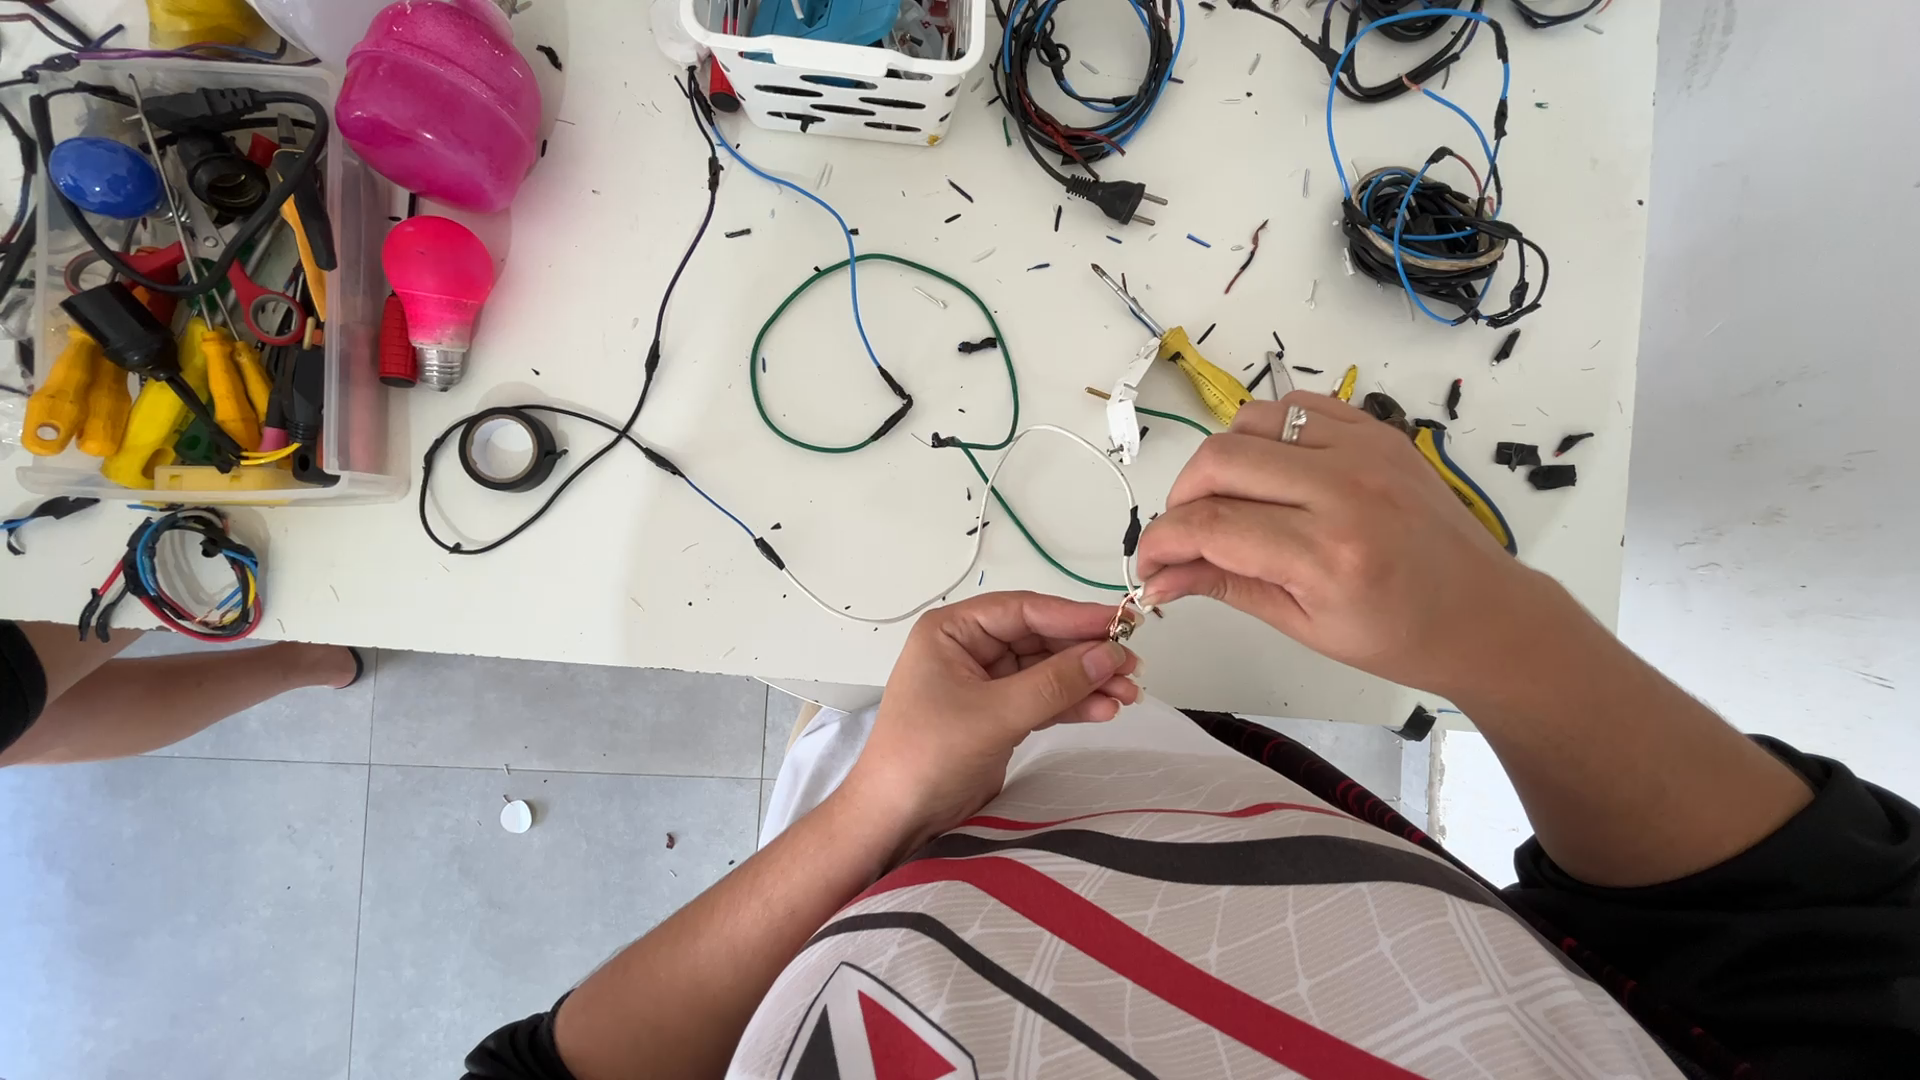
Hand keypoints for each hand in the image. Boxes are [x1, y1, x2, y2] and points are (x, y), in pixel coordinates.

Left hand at [840, 591, 1139, 854]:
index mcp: (953, 630)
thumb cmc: (929, 755)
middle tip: (1133, 665)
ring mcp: (984, 682)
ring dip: (1086, 681)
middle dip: (1085, 654)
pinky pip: (1042, 698)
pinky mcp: (997, 713)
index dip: (1074, 615)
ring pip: (1046, 670)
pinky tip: (1104, 709)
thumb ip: (1054, 684)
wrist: (897, 819)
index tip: (1120, 622)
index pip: (1022, 609)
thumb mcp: (995, 715)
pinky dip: (1072, 704)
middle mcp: (968, 648)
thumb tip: (1109, 655)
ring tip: (1129, 693)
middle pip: (1039, 638)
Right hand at [1136, 391, 1567, 697]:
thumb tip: (1155, 578)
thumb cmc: (1395, 635)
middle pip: (1217, 462)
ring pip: (1246, 423)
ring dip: (1217, 464)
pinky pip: (1291, 405)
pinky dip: (1261, 434)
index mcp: (1328, 554)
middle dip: (1180, 501)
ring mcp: (1364, 449)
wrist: (1483, 612)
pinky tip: (1268, 473)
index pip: (1208, 527)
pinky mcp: (1374, 430)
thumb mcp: (1299, 623)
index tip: (1149, 564)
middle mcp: (1345, 489)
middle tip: (1185, 535)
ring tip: (1228, 502)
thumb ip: (1221, 585)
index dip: (1160, 544)